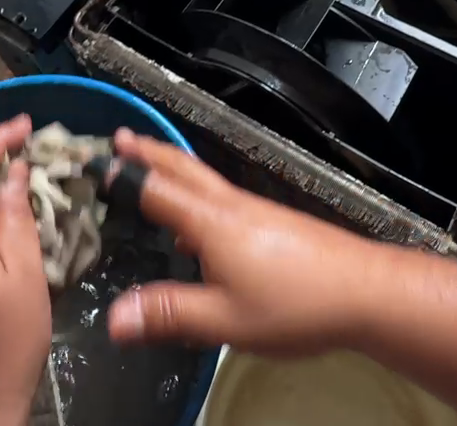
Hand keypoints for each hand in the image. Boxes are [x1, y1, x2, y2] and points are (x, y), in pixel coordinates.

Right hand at [105, 129, 385, 354]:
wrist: (361, 290)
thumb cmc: (295, 303)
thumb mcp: (225, 320)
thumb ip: (169, 314)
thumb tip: (113, 318)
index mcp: (212, 222)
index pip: (157, 188)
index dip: (125, 174)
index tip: (95, 160)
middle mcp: (230, 205)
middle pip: (182, 168)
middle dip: (149, 151)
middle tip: (121, 136)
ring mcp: (252, 210)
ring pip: (202, 179)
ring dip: (170, 168)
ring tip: (148, 167)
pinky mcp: (268, 222)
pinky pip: (218, 197)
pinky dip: (193, 192)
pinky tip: (194, 222)